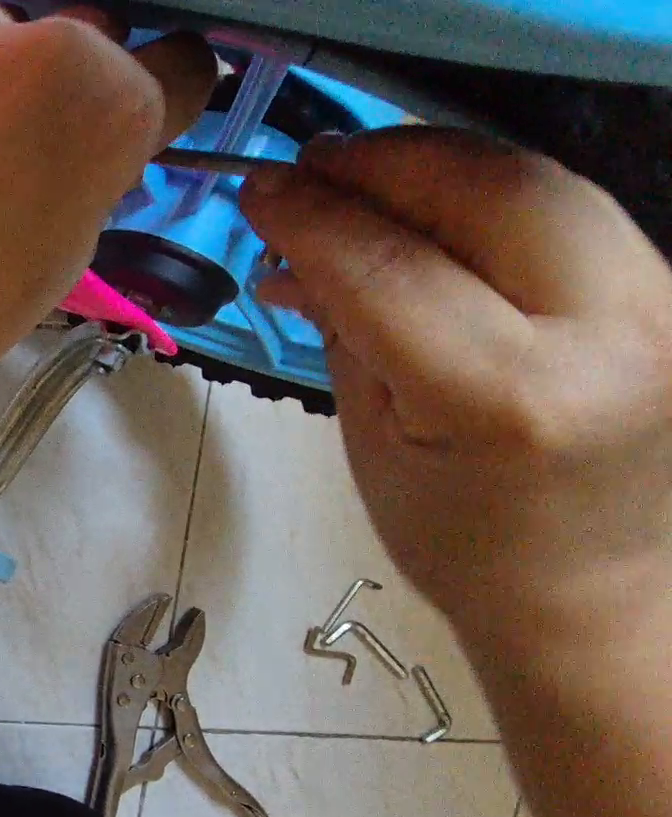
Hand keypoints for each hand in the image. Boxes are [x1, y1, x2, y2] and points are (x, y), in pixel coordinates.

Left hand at [0, 6, 215, 435]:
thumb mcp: (63, 257)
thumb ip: (92, 176)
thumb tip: (88, 147)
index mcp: (109, 107)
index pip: (177, 70)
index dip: (150, 115)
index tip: (117, 144)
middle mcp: (44, 47)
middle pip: (84, 46)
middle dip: (63, 99)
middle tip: (14, 167)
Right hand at [241, 128, 671, 636]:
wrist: (586, 584)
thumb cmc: (449, 535)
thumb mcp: (370, 438)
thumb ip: (345, 330)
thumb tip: (295, 255)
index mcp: (509, 397)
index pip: (391, 270)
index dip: (314, 219)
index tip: (257, 190)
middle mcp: (615, 332)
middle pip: (496, 191)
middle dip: (390, 161)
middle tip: (310, 163)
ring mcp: (668, 303)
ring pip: (543, 184)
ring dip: (437, 165)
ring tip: (354, 174)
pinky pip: (567, 213)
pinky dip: (481, 194)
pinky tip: (419, 207)